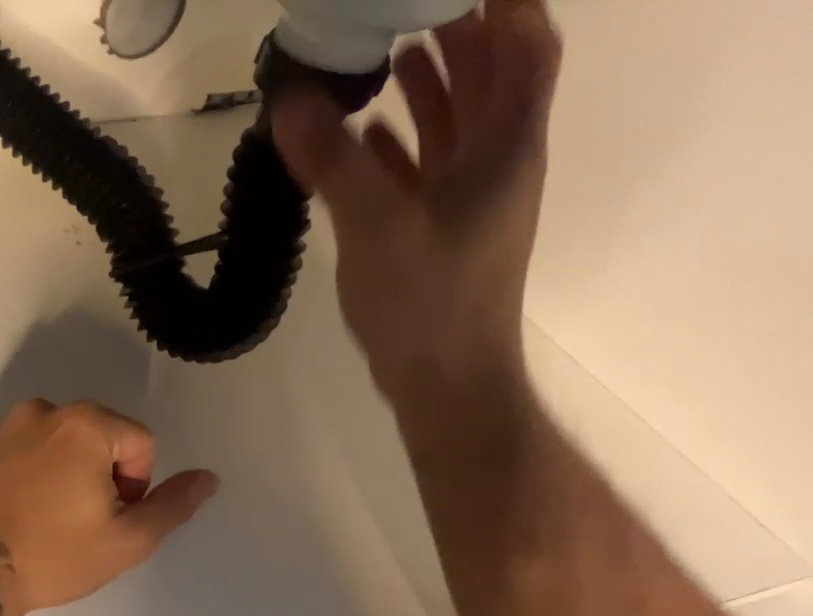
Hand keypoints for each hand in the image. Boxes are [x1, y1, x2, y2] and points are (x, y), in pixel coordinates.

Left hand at [0, 399, 218, 615]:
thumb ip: (172, 505)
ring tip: (52, 517)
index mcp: (83, 424)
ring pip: (60, 443)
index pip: (139, 443)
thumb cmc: (55, 557)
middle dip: (102, 474)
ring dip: (67, 471)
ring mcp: (3, 429)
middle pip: (99, 437)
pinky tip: (24, 511)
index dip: (136, 484)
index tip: (109, 518)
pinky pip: (25, 451)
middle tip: (82, 521)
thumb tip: (208, 478)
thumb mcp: (127, 540)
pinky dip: (33, 473)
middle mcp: (41, 412)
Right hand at [271, 0, 561, 408]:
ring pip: (452, 121)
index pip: (524, 47)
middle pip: (488, 76)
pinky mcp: (432, 231)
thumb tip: (288, 101)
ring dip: (423, 82)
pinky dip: (394, 140)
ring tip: (375, 48)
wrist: (444, 381)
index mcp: (505, 148)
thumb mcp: (377, 226)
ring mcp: (465, 199)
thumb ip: (334, 161)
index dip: (502, 5)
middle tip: (396, 9)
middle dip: (452, 29)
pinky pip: (419, 167)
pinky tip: (357, 131)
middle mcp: (495, 162)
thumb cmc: (427, 301)